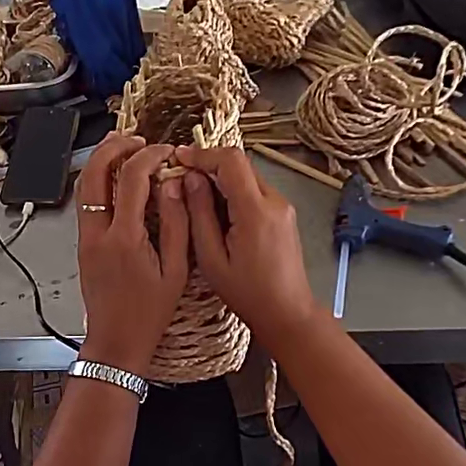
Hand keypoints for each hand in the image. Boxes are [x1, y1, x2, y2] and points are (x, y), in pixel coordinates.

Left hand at [76, 137, 189, 374]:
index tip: (165, 152)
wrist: (116, 342)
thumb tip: (175, 186)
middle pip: (94, 173)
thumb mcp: (177, 271)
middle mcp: (98, 234)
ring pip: (84, 185)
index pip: (131, 178)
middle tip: (137, 138)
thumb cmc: (148, 314)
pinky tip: (117, 179)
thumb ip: (178, 224)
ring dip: (102, 161)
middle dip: (114, 147)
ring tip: (124, 149)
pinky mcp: (83, 245)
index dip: (149, 156)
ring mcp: (86, 239)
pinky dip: (99, 181)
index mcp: (124, 239)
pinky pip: (86, 202)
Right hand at [176, 146, 320, 345]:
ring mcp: (283, 207)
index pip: (231, 161)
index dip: (202, 154)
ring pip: (246, 176)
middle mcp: (275, 202)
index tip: (179, 158)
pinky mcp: (283, 214)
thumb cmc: (248, 293)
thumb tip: (190, 179)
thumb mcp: (212, 258)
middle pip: (240, 165)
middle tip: (181, 178)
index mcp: (256, 212)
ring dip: (220, 180)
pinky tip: (216, 213)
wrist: (287, 312)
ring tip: (195, 198)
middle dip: (208, 165)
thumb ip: (199, 215)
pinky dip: (233, 192)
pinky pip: (254, 191)